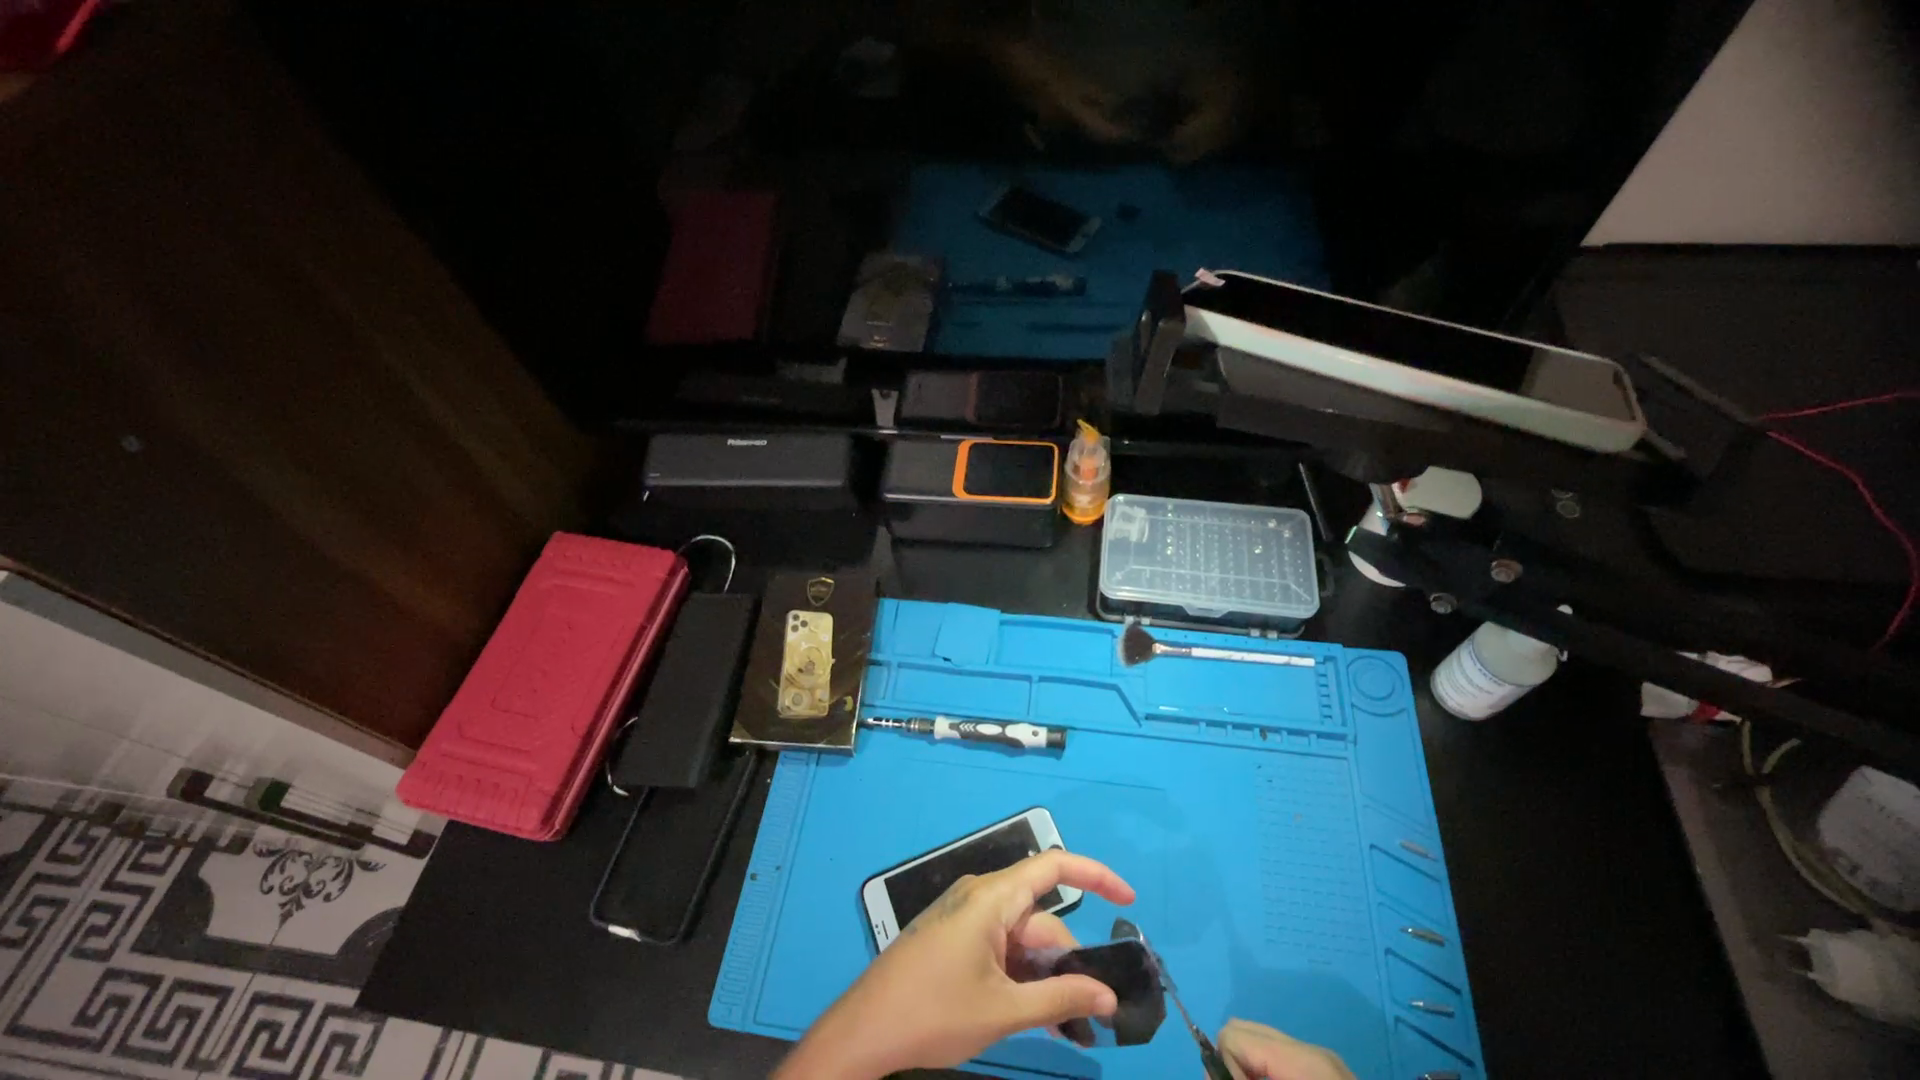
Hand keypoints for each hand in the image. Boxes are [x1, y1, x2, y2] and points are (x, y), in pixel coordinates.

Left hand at [774, 850, 1135, 1079]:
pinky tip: (1036, 1017)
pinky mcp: (953, 942)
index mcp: (991, 898)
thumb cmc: (933, 1013)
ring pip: (1022, 941)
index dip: (1096, 876)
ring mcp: (964, 921)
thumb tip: (1109, 997)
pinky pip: (1000, 951)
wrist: (862, 1034)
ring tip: (1066, 1027)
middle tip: (1092, 1016)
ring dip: (1046, 978)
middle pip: (1041, 920)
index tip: (1130, 900)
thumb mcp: (1004, 1010)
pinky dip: (1022, 979)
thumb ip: (1061, 999)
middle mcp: (980, 899)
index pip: (1053, 866)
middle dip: (1069, 962)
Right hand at [1216, 1018, 1356, 1079]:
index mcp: (1303, 1061)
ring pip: (1259, 1043)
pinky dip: (1266, 1074)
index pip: (1233, 1035)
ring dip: (1248, 1070)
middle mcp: (1311, 1051)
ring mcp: (1321, 1062)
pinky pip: (1279, 1059)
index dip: (1224, 1067)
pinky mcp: (1327, 1073)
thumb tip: (1212, 1073)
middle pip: (1242, 1030)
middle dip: (1231, 1064)